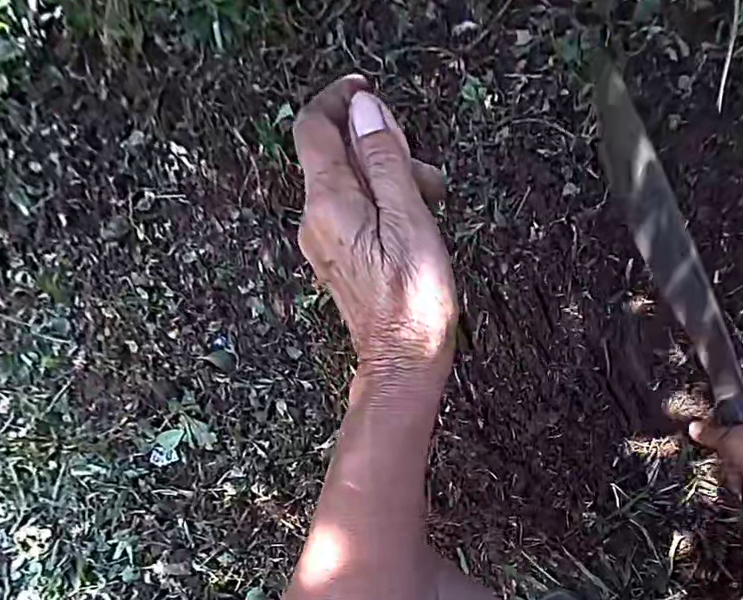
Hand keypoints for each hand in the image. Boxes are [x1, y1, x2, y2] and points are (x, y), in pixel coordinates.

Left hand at [293, 75, 456, 387]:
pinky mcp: (338, 263)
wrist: (403, 362)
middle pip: (336, 157)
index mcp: (329, 204)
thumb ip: (385, 161)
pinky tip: (410, 225)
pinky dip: (380, 207)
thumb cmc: (413, 304)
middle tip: (422, 171)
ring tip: (427, 203)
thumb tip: (366, 112)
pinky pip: (351, 216)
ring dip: (386, 181)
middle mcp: (315, 221)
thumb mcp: (410, 219)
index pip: (315, 126)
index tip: (367, 94)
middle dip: (379, 150)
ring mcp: (323, 245)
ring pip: (348, 187)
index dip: (341, 101)